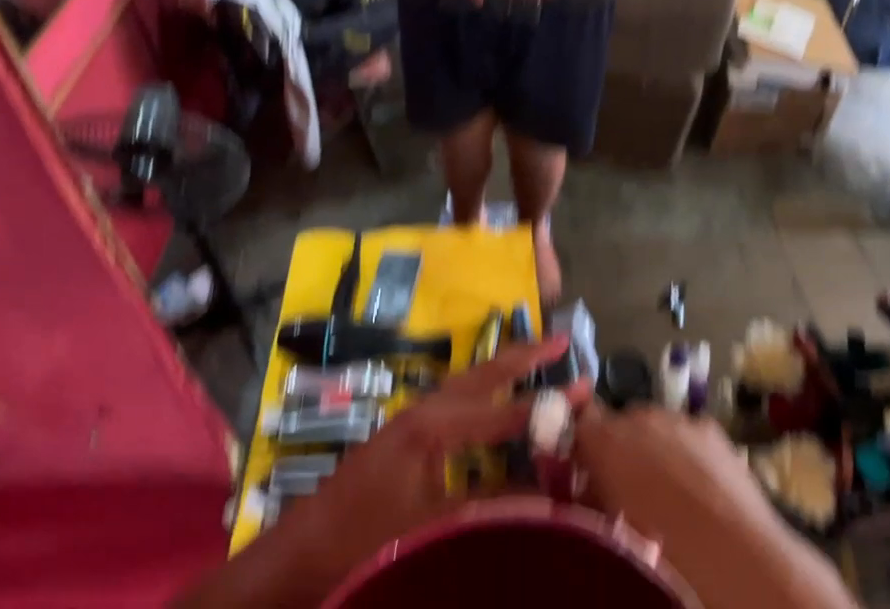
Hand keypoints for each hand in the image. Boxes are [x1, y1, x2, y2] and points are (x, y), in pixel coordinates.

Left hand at [263, 339, 586, 603]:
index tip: (586, 388)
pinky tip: (492, 407)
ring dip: (499, 372)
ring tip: (534, 357)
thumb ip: (493, 505)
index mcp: (432, 426)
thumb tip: (548, 496)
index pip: (502, 412)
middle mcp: (423, 412)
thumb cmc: (367, 537)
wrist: (303, 552)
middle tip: (559, 337)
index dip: (546, 406)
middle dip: (521, 356)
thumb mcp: (437, 525)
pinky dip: (480, 397)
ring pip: (464, 386)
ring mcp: (410, 422)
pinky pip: (452, 405)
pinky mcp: (403, 438)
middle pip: (481, 376)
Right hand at [576, 406, 781, 539]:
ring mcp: (675, 417)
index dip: (588, 439)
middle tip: (633, 481)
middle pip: (624, 422)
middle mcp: (637, 416)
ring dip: (659, 446)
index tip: (591, 462)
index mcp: (604, 438)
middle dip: (626, 445)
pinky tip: (702, 481)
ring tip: (672, 486)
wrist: (722, 539)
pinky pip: (690, 432)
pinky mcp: (708, 426)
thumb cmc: (654, 534)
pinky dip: (691, 449)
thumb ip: (594, 489)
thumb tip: (590, 484)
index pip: (583, 420)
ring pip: (658, 425)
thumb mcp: (610, 515)